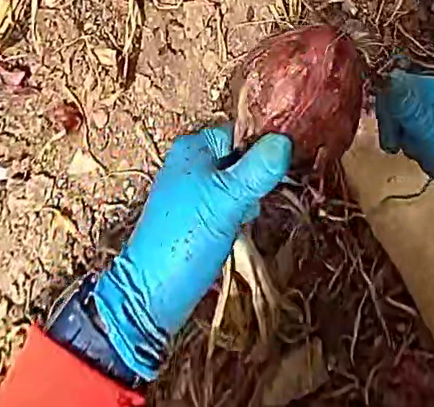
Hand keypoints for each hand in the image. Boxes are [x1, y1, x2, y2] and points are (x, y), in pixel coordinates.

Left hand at [88, 125, 290, 381]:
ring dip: (247, 199)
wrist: (147, 300)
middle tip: (251, 202)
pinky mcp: (192, 215)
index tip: (275, 172)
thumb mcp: (230, 198)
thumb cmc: (187, 239)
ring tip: (240, 220)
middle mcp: (189, 161)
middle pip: (241, 156)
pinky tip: (234, 231)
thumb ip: (260, 167)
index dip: (262, 149)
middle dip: (255, 178)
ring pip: (237, 181)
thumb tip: (286, 140)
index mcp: (193, 146)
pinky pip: (227, 202)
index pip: (242, 132)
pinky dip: (236, 214)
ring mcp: (189, 189)